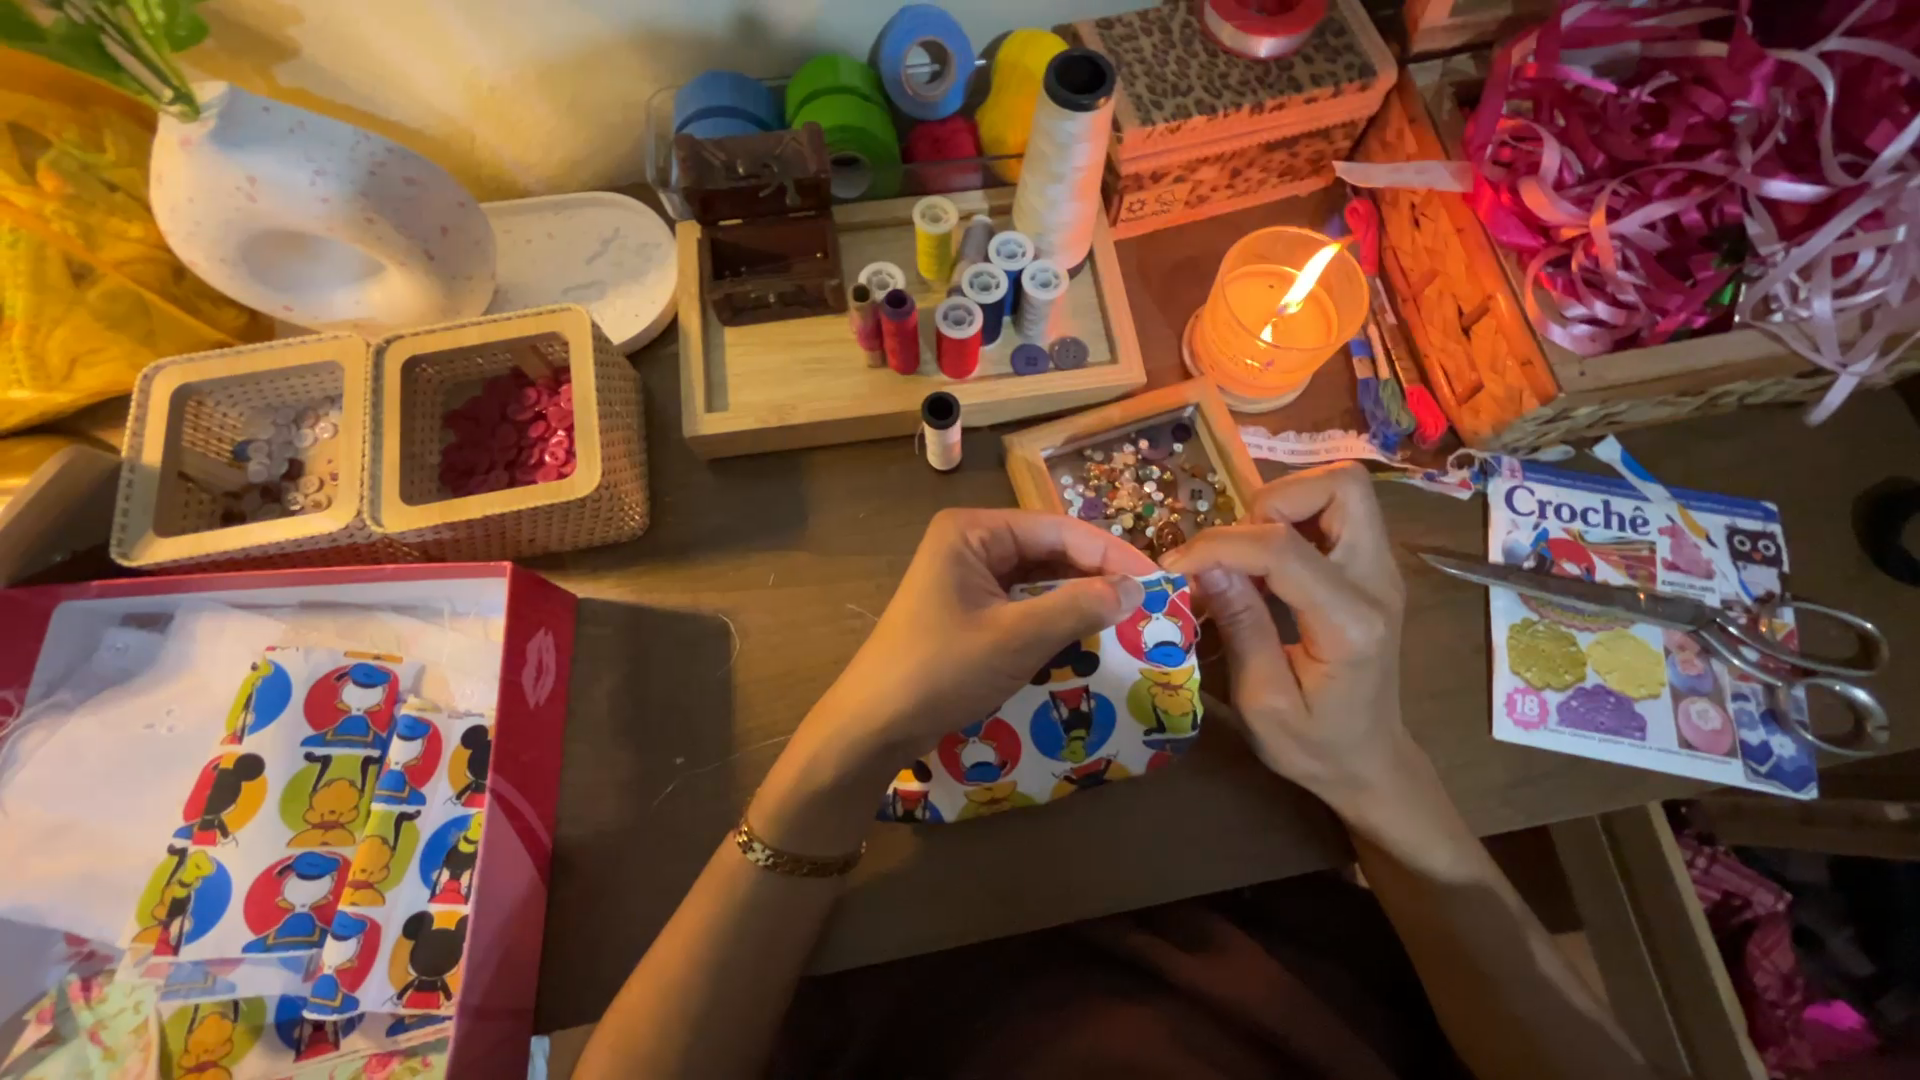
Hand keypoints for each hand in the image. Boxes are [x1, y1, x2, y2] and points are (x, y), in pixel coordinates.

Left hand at [753, 509, 1154, 853]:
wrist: (872, 725)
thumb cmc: (940, 671)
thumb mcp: (1017, 638)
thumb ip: (1078, 606)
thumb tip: (1133, 589)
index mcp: (973, 530)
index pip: (1058, 530)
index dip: (1112, 554)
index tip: (1159, 581)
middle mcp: (969, 542)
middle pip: (1048, 550)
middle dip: (1097, 574)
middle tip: (1149, 601)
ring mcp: (964, 576)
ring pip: (1036, 578)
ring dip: (1078, 596)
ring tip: (1127, 616)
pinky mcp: (964, 609)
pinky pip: (1020, 603)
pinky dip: (1052, 616)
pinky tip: (1084, 632)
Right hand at [1160, 464, 1410, 811]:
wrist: (1371, 761)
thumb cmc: (1315, 745)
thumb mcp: (1262, 701)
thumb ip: (1240, 625)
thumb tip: (1206, 564)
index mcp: (1350, 623)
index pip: (1283, 548)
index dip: (1219, 546)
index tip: (1175, 566)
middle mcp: (1377, 581)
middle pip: (1341, 486)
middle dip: (1273, 500)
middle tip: (1236, 544)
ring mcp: (1381, 569)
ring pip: (1343, 487)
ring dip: (1285, 503)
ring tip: (1248, 550)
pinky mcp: (1371, 567)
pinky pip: (1336, 510)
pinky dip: (1293, 516)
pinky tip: (1265, 559)